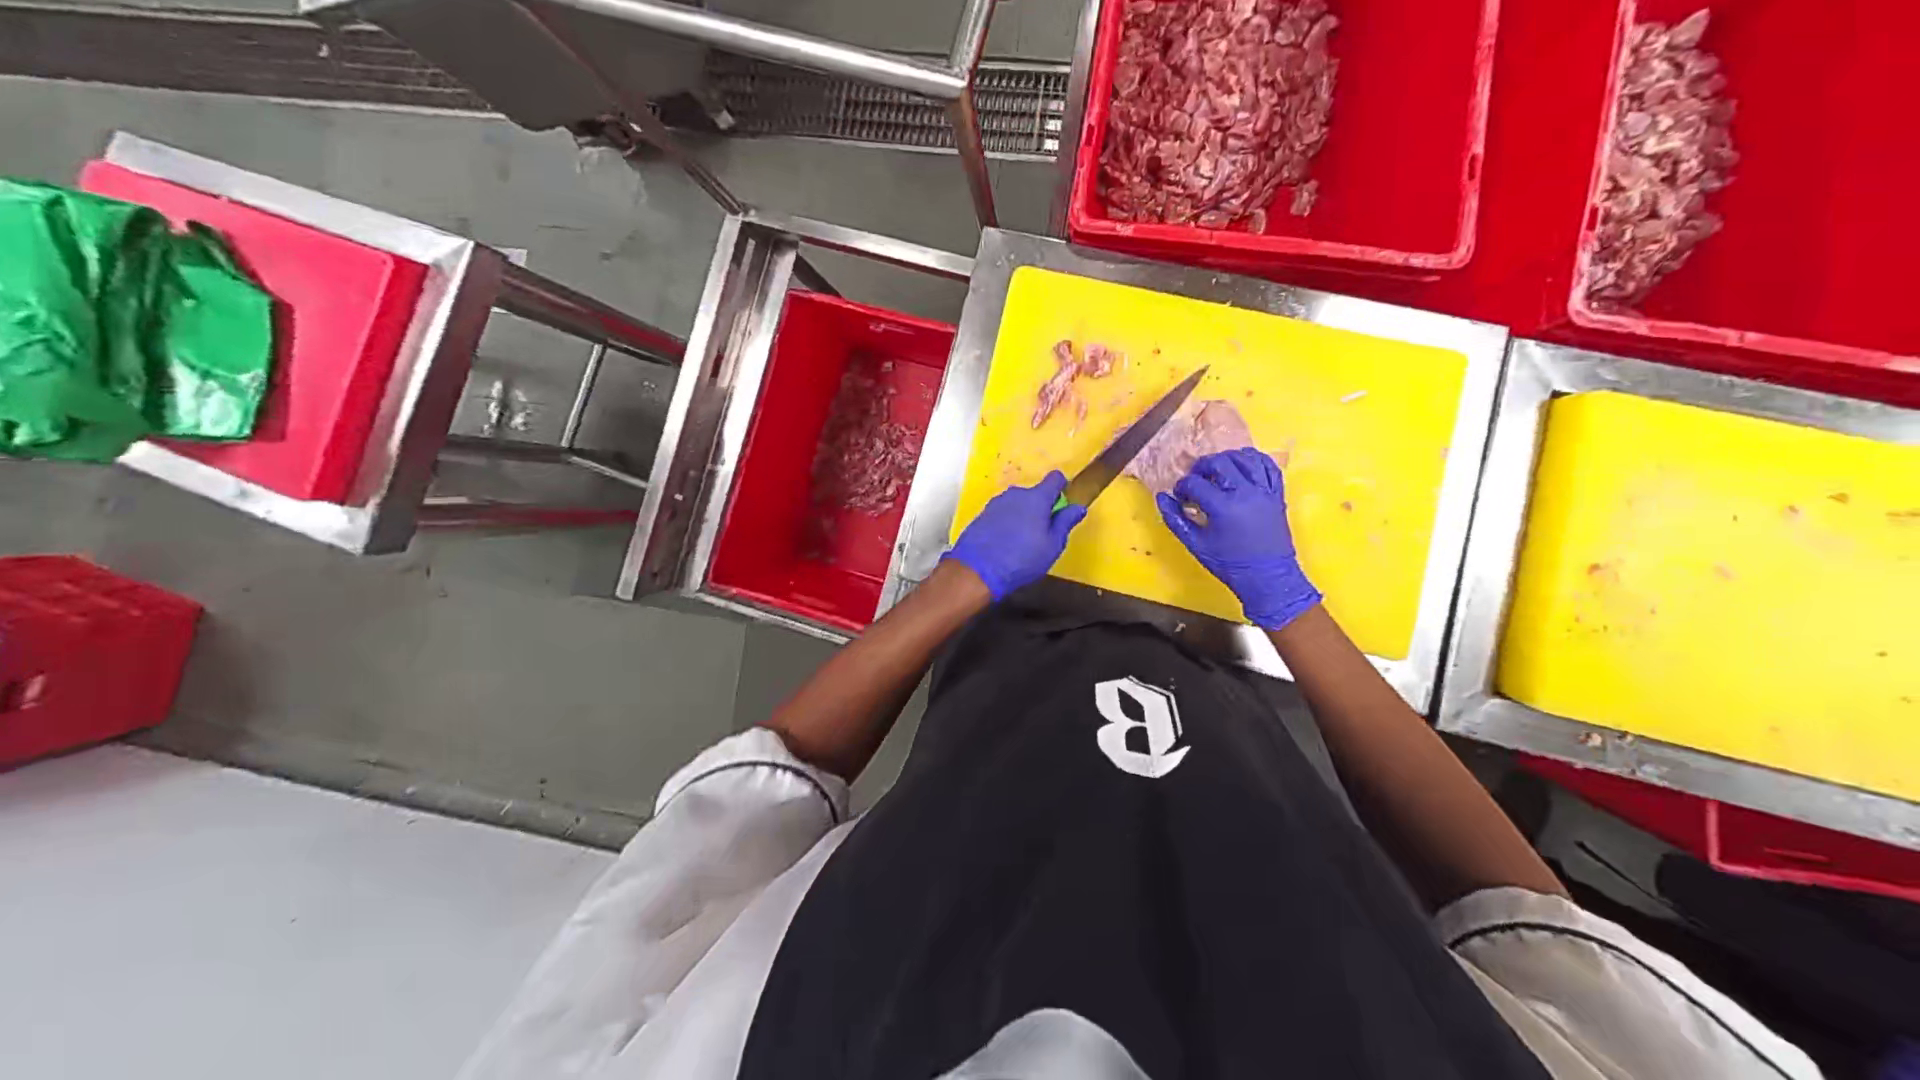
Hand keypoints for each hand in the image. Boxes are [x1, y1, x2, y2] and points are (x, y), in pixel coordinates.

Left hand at [945, 471, 1087, 600]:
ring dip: (1023, 516)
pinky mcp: (982, 514)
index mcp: (1037, 497)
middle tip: (1042, 534)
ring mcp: (996, 503)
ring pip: (1017, 504)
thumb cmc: (1022, 559)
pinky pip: (1002, 514)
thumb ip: (1065, 523)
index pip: (1055, 478)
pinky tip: (1005, 544)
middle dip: (1041, 508)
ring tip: (1022, 543)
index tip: (1062, 506)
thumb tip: (1078, 507)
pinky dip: (1007, 523)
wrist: (977, 570)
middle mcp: (1015, 494)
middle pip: (1034, 494)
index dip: (1062, 488)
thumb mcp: (1052, 545)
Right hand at [1156, 448, 1320, 629]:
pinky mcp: (1277, 494)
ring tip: (1217, 470)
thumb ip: (1176, 519)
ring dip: (1227, 459)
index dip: (1182, 487)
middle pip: (1220, 463)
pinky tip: (1243, 464)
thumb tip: (1162, 498)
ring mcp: (1264, 491)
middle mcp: (1245, 493)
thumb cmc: (1229, 564)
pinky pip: (1269, 466)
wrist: (1267, 577)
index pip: (1195, 483)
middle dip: (1202, 467)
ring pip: (1245, 458)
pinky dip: (1255, 460)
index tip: (1180, 497)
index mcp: (1223, 507)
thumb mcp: (1195, 545)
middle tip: (1196, 480)